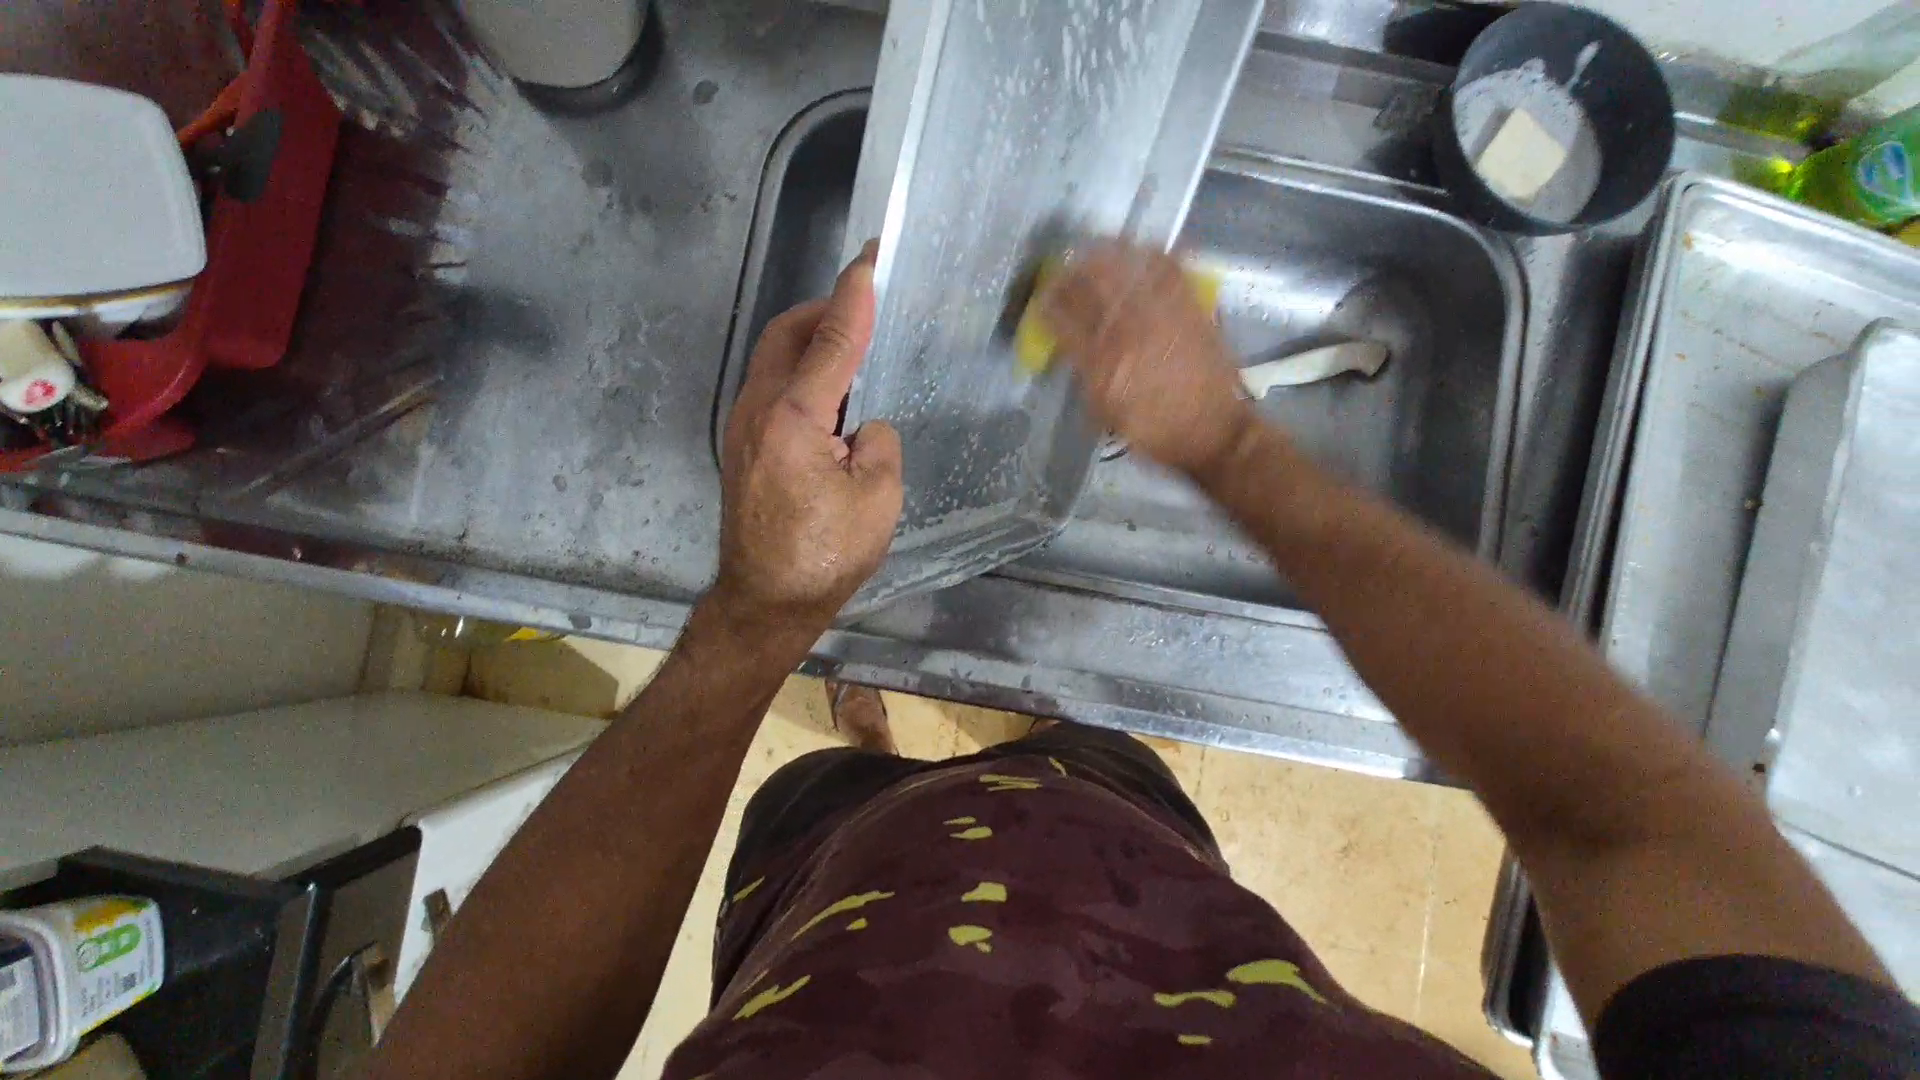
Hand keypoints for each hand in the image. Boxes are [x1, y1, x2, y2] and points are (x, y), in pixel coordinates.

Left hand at [712, 245, 903, 628]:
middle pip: (786, 333)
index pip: (832, 340)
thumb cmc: (826, 555)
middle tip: (864, 304)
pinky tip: (829, 392)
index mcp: (794, 417)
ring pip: (773, 358)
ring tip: (852, 345)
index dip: (855, 296)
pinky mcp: (741, 446)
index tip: (871, 259)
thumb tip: (862, 426)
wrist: (766, 601)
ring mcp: (742, 427)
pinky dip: (801, 373)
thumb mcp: (878, 498)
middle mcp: (758, 410)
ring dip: (810, 341)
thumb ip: (878, 442)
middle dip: (825, 309)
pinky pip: (771, 387)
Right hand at [1038, 241, 1256, 474]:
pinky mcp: (1190, 306)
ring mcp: (1162, 313)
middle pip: (1090, 283)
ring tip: (1093, 249)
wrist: (1214, 432)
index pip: (1062, 320)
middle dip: (1069, 271)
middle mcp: (1128, 330)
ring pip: (1125, 267)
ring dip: (1103, 253)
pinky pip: (1170, 268)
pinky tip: (1142, 250)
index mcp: (1101, 362)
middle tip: (1062, 269)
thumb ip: (1086, 376)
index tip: (1040, 299)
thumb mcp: (1106, 413)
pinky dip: (1154, 254)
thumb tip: (1073, 350)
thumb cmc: (1156, 432)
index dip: (1046, 304)